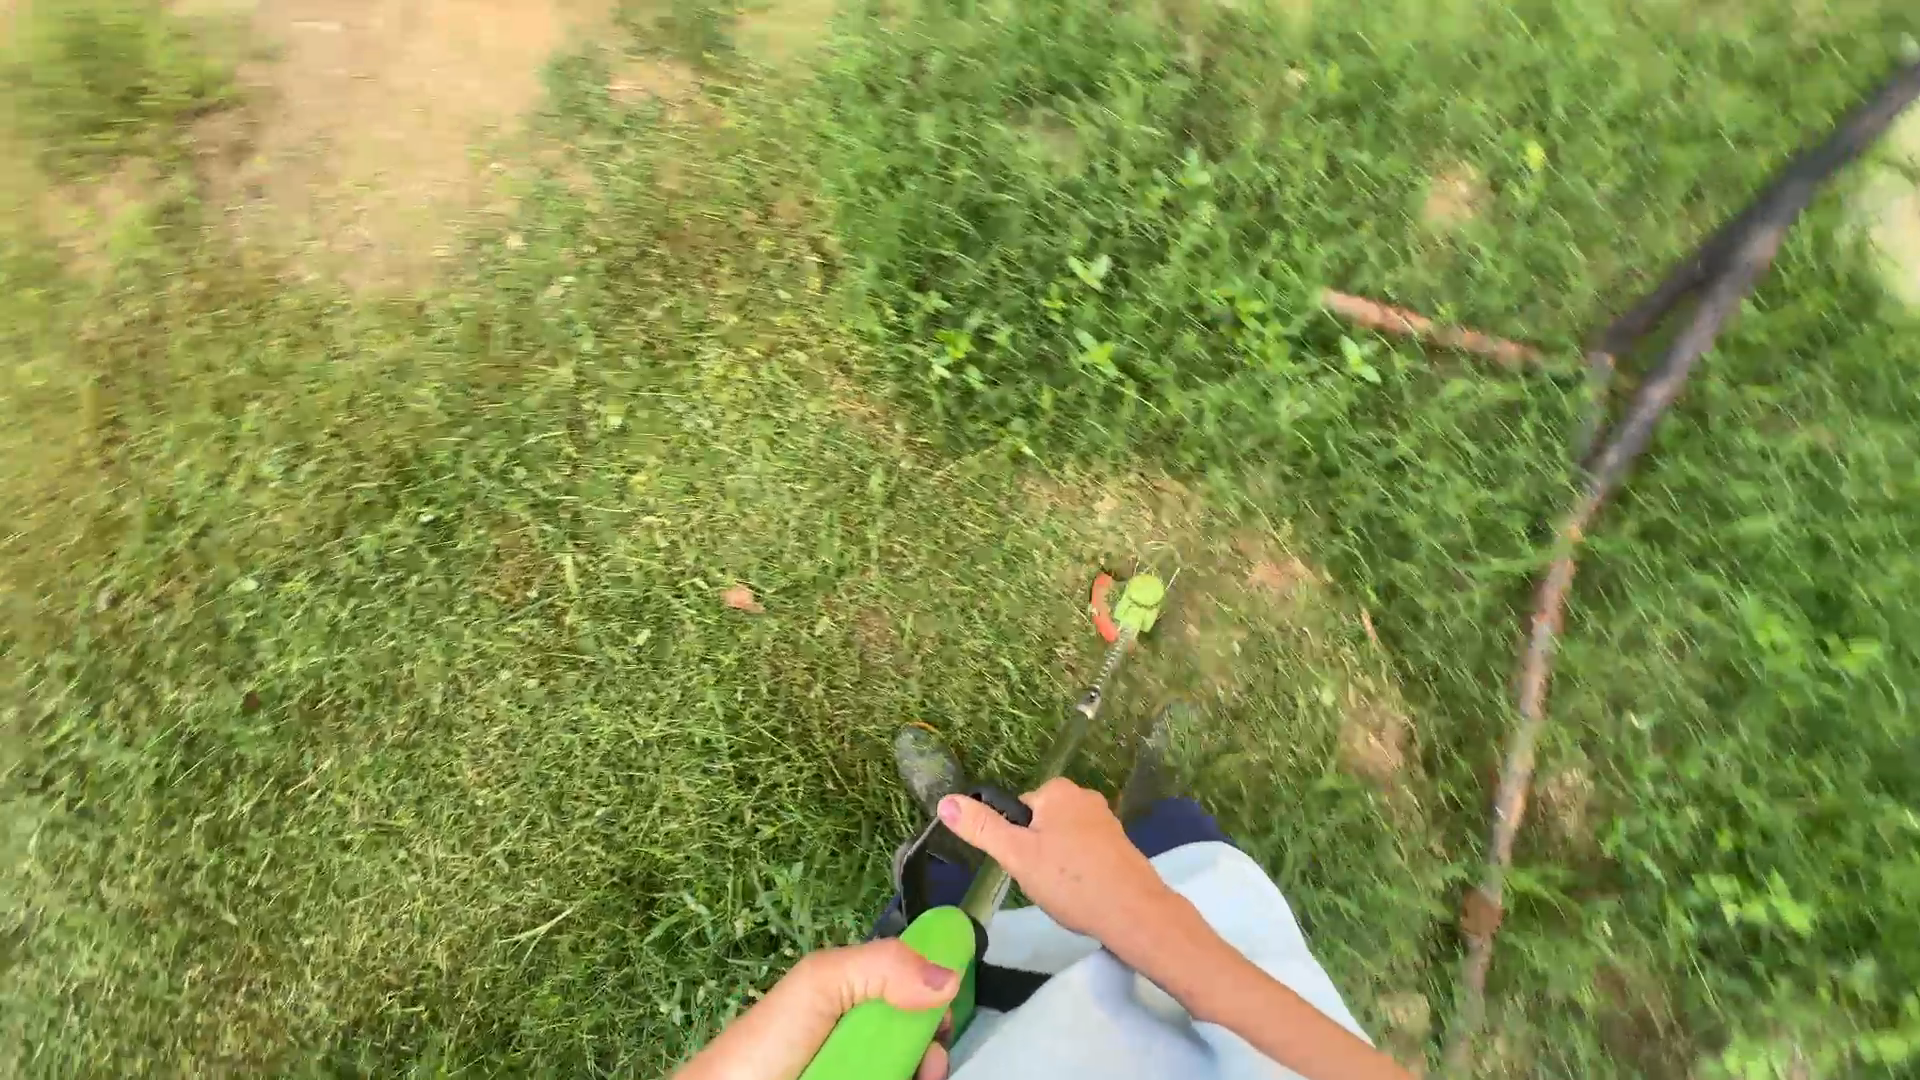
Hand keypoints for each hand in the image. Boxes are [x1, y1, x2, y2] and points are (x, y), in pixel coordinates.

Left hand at [673, 938, 960, 1079]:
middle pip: (924, 1045)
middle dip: (931, 1055)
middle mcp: (867, 1040)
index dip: (938, 1005)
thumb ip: (883, 966)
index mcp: (861, 999)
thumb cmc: (767, 1041)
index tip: (942, 1020)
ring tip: (908, 1079)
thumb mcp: (822, 982)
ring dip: (921, 1073)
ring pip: (912, 1069)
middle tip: (922, 1066)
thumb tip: (950, 977)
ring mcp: (863, 1071)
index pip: (921, 993)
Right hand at [938, 777, 1178, 945]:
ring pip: (1062, 841)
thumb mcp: (1016, 855)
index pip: (1018, 812)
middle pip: (1040, 825)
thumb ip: (981, 828)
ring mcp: (1105, 819)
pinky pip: (1085, 853)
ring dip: (1058, 865)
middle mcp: (1083, 796)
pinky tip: (1084, 894)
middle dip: (1037, 854)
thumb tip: (945, 801)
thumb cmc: (1070, 880)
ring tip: (1065, 892)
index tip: (1026, 867)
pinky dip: (1079, 871)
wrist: (1135, 913)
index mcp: (1057, 790)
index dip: (1015, 844)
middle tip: (1044, 882)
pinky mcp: (1119, 844)